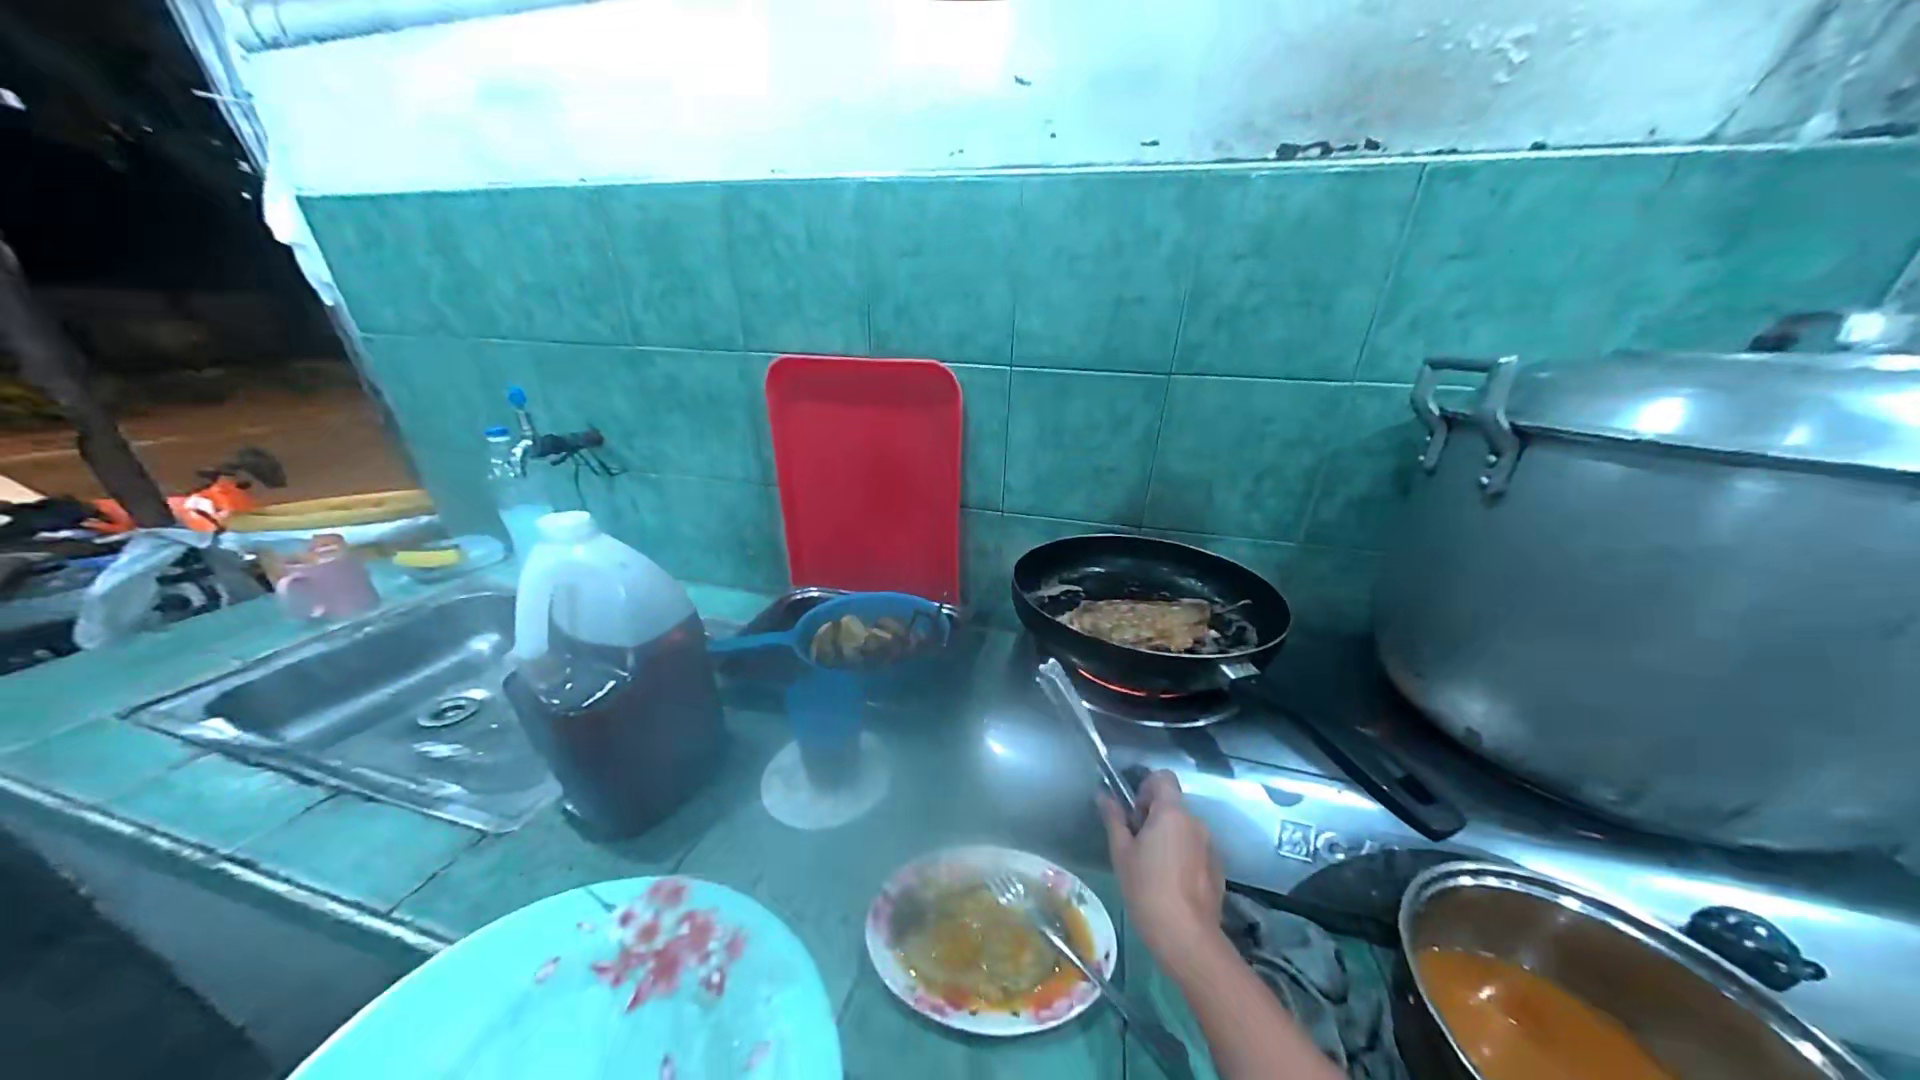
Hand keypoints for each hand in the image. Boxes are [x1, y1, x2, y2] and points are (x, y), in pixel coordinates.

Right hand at [1099, 770, 1225, 963]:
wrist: (1187, 937)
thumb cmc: (1147, 888)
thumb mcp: (1121, 852)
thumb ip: (1114, 819)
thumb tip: (1103, 795)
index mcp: (1172, 812)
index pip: (1163, 777)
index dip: (1145, 788)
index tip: (1134, 814)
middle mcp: (1195, 822)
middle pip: (1172, 804)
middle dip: (1153, 816)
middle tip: (1136, 844)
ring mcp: (1210, 845)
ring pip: (1184, 828)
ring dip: (1168, 836)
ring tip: (1153, 867)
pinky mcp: (1217, 868)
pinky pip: (1195, 848)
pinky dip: (1182, 855)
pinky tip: (1171, 883)